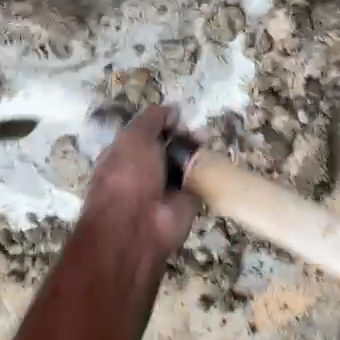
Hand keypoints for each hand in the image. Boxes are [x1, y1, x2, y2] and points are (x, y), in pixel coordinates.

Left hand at [81, 105, 199, 264]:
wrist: (136, 229)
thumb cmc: (127, 176)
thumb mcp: (133, 137)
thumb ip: (153, 119)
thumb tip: (173, 110)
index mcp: (125, 155)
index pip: (147, 133)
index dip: (164, 123)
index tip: (179, 116)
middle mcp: (145, 171)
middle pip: (170, 146)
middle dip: (184, 135)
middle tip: (198, 129)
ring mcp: (166, 187)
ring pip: (186, 162)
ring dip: (197, 150)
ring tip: (207, 139)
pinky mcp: (187, 202)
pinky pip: (200, 180)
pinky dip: (209, 169)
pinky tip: (214, 157)